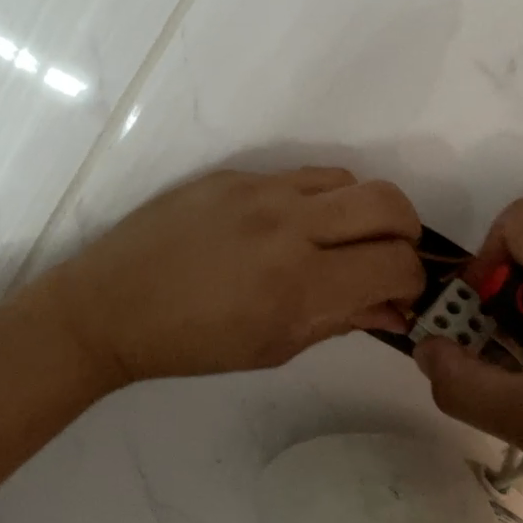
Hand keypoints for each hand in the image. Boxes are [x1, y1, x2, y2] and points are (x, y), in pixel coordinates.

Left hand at [30, 167, 425, 388]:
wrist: (111, 305)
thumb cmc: (191, 344)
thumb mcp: (273, 347)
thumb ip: (339, 321)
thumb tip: (391, 308)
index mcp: (299, 283)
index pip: (396, 264)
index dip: (411, 283)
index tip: (398, 295)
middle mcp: (287, 225)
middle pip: (389, 202)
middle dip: (404, 234)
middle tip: (383, 260)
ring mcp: (258, 192)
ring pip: (347, 180)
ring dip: (359, 212)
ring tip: (335, 242)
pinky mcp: (232, 175)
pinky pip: (298, 176)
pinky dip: (313, 201)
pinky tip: (286, 228)